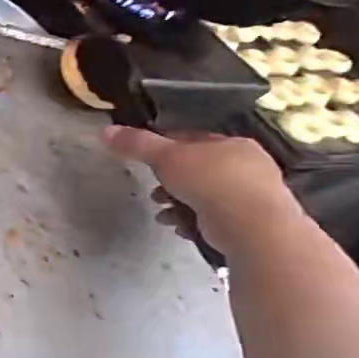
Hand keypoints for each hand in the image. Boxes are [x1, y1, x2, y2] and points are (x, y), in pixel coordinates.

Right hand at [101, 125, 302, 251]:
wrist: (253, 227)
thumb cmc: (210, 182)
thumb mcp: (166, 158)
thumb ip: (137, 144)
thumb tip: (106, 130)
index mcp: (233, 144)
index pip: (194, 140)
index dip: (166, 148)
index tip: (146, 161)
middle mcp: (248, 166)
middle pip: (198, 168)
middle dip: (170, 180)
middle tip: (153, 190)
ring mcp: (253, 195)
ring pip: (205, 194)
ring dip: (179, 202)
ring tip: (161, 210)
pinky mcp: (251, 222)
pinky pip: (214, 216)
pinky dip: (194, 219)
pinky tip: (179, 226)